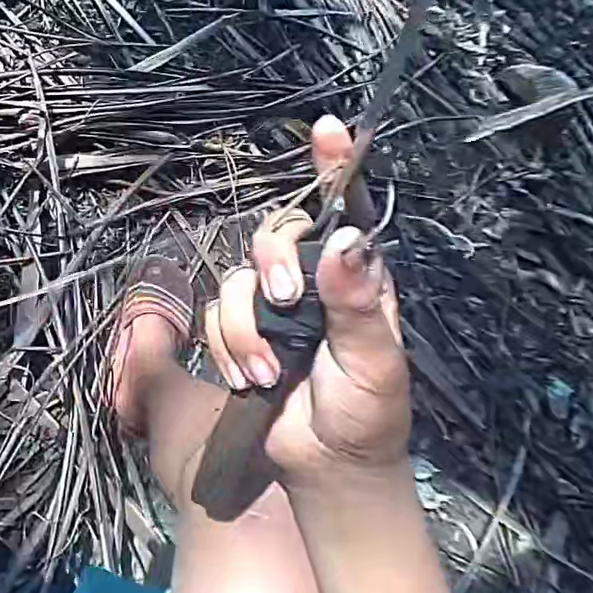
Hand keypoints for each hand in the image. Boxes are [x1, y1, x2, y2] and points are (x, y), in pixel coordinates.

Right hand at [203, 115, 410, 493]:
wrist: (325, 463)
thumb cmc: (367, 412)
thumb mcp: (375, 362)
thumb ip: (356, 304)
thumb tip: (342, 240)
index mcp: (354, 277)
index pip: (345, 210)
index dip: (334, 166)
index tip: (329, 130)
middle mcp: (309, 280)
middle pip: (274, 233)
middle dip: (271, 263)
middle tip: (284, 302)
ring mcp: (270, 304)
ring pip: (237, 281)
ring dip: (246, 329)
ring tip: (268, 373)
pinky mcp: (240, 329)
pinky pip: (216, 316)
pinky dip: (228, 347)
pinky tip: (251, 378)